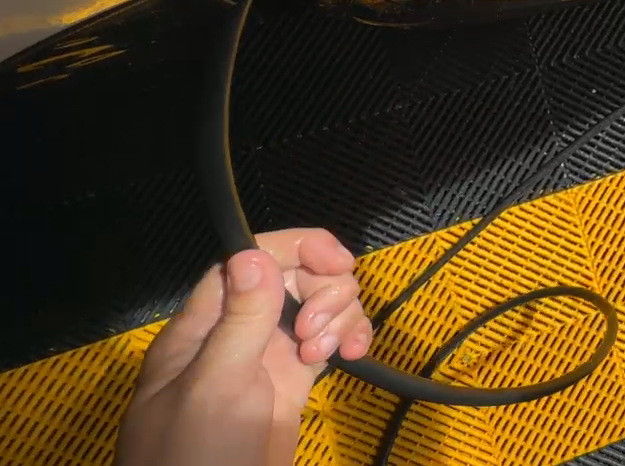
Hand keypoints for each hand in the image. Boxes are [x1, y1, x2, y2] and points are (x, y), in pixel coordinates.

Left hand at [116, 229, 372, 465]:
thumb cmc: (199, 455)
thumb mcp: (216, 388)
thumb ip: (240, 321)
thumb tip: (253, 254)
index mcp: (204, 329)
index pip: (250, 260)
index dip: (297, 249)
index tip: (337, 263)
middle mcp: (239, 332)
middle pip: (298, 276)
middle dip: (326, 292)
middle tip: (320, 331)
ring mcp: (271, 352)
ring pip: (324, 300)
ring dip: (342, 316)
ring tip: (332, 353)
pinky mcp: (299, 372)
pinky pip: (336, 331)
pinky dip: (354, 334)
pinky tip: (355, 354)